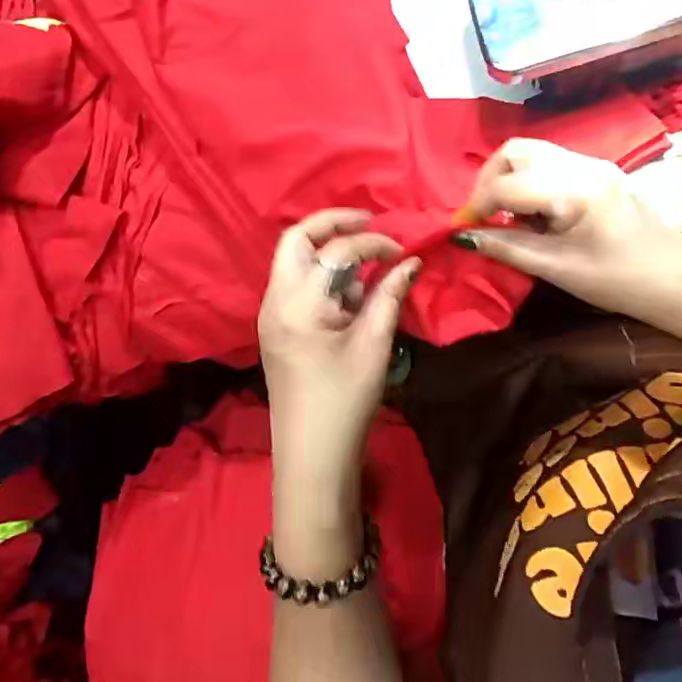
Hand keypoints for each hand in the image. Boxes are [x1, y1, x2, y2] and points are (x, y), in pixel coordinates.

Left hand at [259, 209, 419, 568]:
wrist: (311, 456)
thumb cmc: (345, 401)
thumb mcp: (374, 345)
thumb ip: (389, 296)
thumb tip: (410, 262)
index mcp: (297, 302)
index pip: (336, 250)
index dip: (373, 243)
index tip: (403, 251)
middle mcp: (275, 300)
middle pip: (296, 240)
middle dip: (332, 224)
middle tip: (369, 224)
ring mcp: (270, 314)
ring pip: (294, 262)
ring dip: (328, 254)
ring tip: (366, 273)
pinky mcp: (276, 329)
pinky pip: (296, 286)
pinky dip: (322, 278)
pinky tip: (350, 298)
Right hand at [456, 138, 681, 323]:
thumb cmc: (622, 281)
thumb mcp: (558, 269)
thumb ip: (507, 248)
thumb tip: (463, 237)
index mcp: (575, 188)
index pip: (506, 184)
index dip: (476, 206)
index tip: (462, 230)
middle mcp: (583, 165)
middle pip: (516, 151)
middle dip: (488, 179)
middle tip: (481, 216)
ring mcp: (593, 165)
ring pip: (531, 153)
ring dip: (507, 179)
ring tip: (501, 216)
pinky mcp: (598, 173)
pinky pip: (549, 165)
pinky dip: (527, 182)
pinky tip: (528, 214)